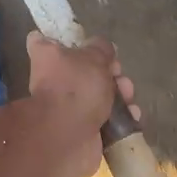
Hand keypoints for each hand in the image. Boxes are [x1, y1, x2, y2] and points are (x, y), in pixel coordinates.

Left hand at [25, 32, 138, 176]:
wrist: (68, 138)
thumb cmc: (76, 87)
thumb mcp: (93, 57)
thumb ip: (101, 48)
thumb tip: (103, 47)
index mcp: (46, 55)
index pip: (43, 39)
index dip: (64, 40)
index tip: (85, 43)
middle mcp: (54, 79)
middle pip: (85, 68)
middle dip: (109, 72)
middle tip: (119, 75)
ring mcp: (69, 106)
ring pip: (98, 94)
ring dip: (119, 94)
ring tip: (129, 96)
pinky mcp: (85, 129)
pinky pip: (106, 118)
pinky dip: (121, 117)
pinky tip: (133, 115)